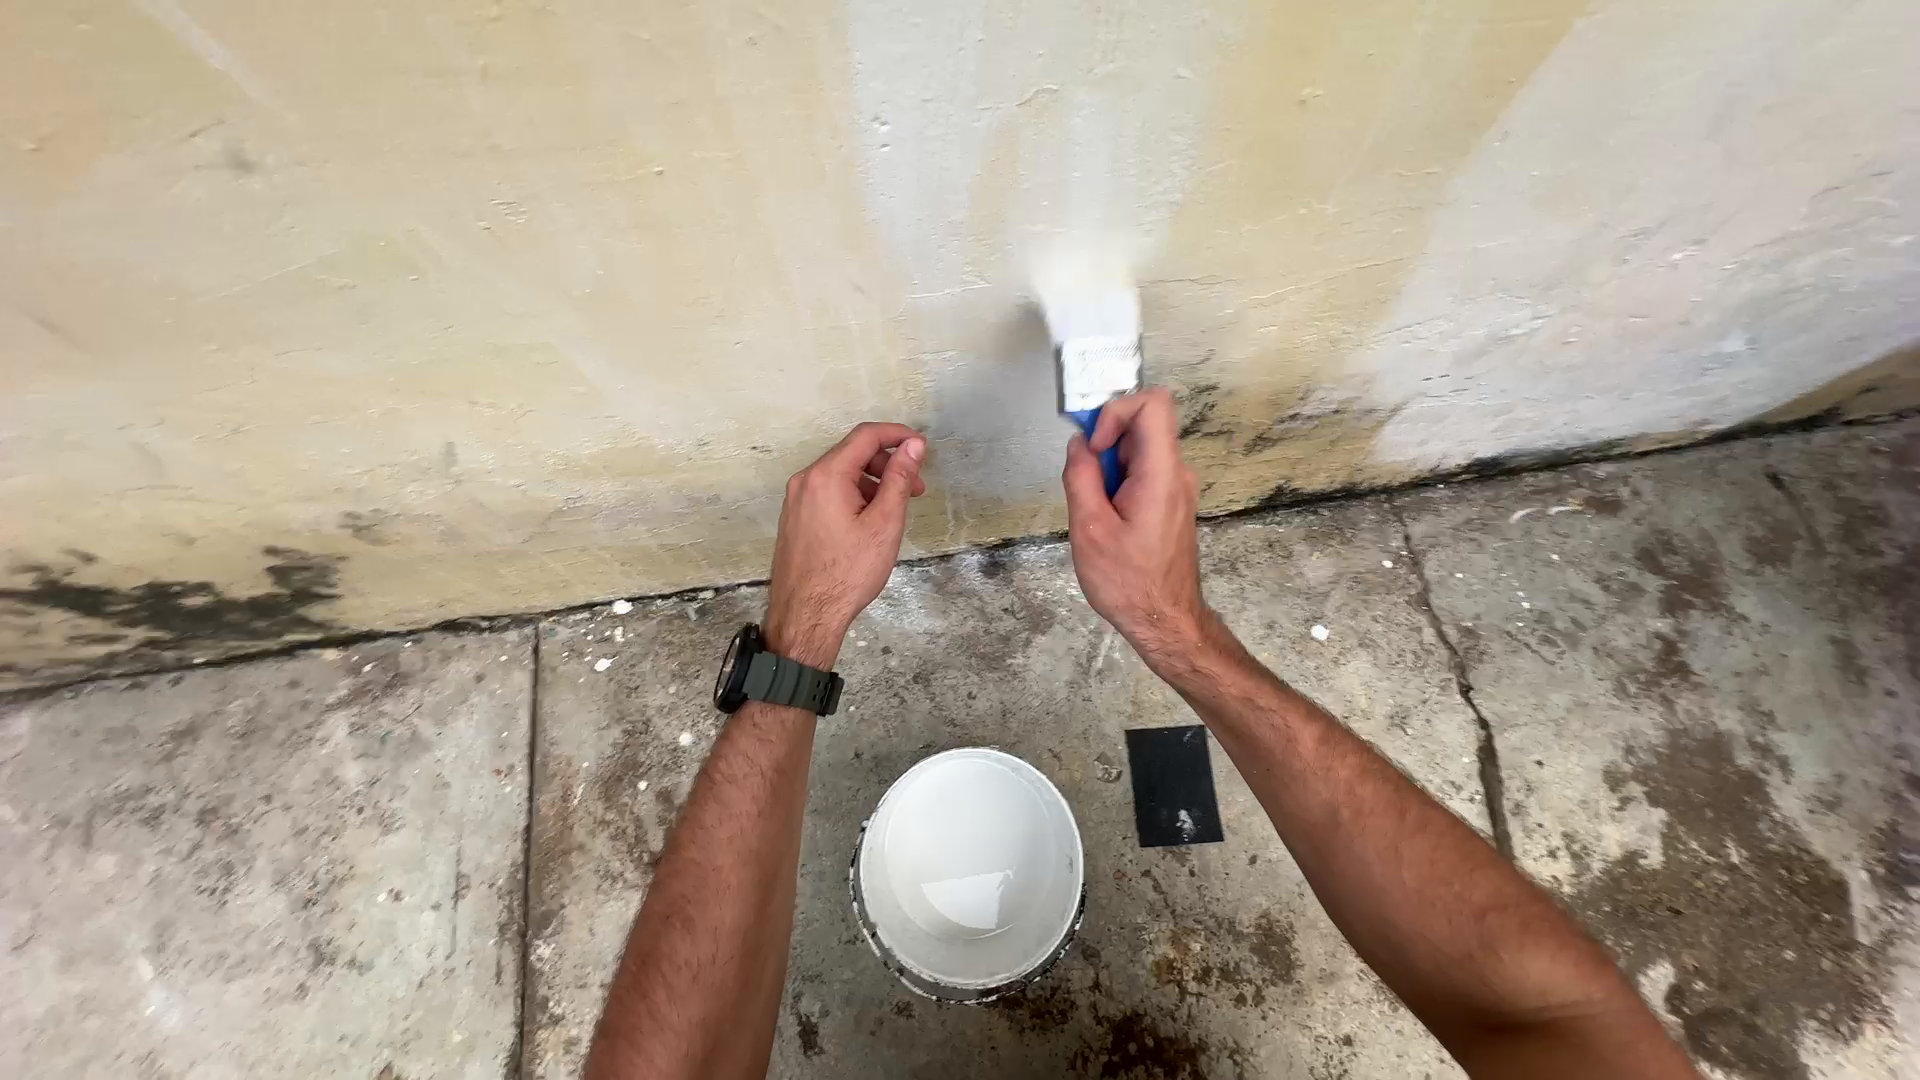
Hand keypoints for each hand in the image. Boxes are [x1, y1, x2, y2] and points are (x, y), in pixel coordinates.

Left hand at [764, 422, 927, 666]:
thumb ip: (899, 478)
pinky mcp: (795, 518)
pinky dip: (853, 495)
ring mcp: (796, 500)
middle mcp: (805, 480)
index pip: (865, 436)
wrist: (806, 615)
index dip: (897, 435)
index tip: (921, 447)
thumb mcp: (884, 523)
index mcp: (826, 476)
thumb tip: (913, 446)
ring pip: (840, 475)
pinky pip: (828, 493)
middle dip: (887, 464)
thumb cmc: (848, 573)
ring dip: (872, 482)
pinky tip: (870, 522)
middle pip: (852, 454)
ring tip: (895, 510)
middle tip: (916, 488)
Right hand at [1061, 387, 1207, 660]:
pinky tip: (1106, 519)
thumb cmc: (1127, 582)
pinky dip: (1118, 483)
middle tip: (1083, 483)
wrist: (1164, 621)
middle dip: (1104, 443)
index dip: (1115, 410)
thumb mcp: (1090, 529)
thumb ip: (1081, 477)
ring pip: (1138, 451)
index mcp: (1161, 473)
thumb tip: (1079, 443)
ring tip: (1094, 510)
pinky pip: (1142, 474)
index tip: (1094, 447)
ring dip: (1108, 467)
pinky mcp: (1170, 504)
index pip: (1153, 403)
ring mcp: (1176, 489)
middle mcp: (1176, 473)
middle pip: (1142, 425)